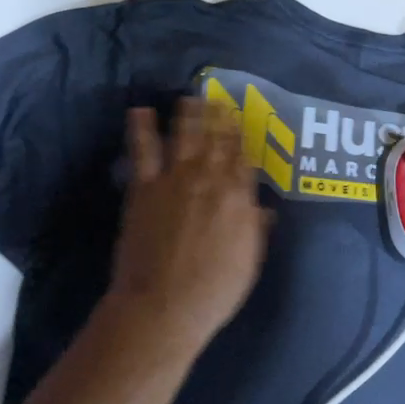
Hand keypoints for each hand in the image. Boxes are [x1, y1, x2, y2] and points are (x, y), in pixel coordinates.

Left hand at [108, 98, 272, 345]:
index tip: (240, 118)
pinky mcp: (145, 186)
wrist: (164, 306)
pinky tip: (139, 110)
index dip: (241, 135)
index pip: (242, 156)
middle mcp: (209, 178)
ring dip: (189, 114)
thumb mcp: (248, 262)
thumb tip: (264, 207)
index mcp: (238, 196)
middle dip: (218, 116)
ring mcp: (175, 178)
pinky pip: (143, 149)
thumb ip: (256, 229)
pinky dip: (141, 128)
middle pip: (216, 138)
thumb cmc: (213, 291)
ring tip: (190, 97)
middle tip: (218, 98)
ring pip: (185, 135)